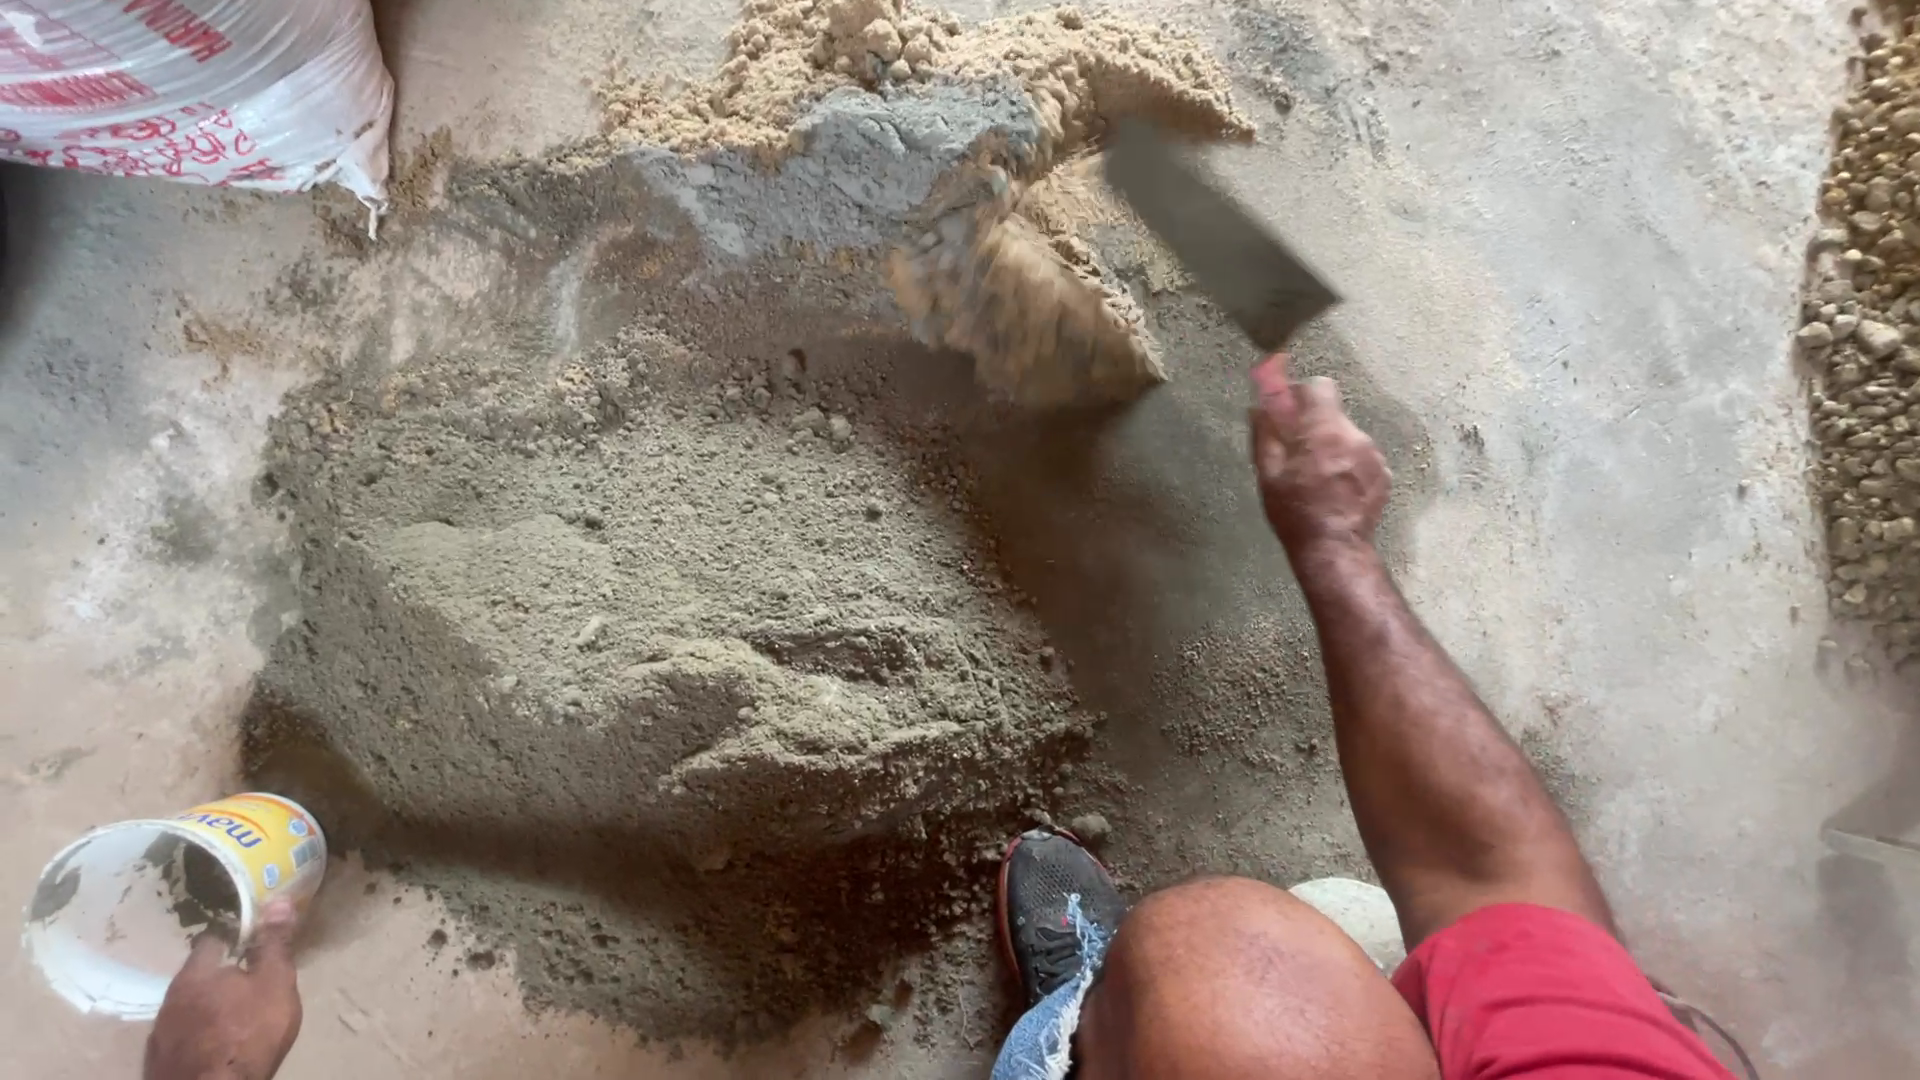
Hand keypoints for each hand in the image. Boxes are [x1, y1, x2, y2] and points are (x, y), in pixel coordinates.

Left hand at [145, 900, 302, 1079]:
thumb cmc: (250, 1030)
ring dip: (211, 1001)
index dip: (235, 934)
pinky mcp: (160, 1063)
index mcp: (196, 976)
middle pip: (198, 975)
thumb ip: (274, 943)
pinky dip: (201, 1028)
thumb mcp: (276, 980)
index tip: (257, 936)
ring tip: (240, 1008)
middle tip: (255, 975)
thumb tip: (277, 902)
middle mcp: (169, 1001)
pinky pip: (184, 1032)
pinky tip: (220, 1038)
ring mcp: (159, 1035)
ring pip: (189, 1005)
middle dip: (223, 972)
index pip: (211, 940)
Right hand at [1248, 353, 1390, 553]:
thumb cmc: (1295, 512)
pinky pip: (1361, 457)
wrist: (1335, 548)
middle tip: (1296, 453)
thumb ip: (1265, 435)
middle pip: (1332, 415)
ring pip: (1347, 437)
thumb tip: (1257, 408)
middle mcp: (1354, 436)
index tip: (1288, 409)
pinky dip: (1347, 465)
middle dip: (1313, 427)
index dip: (1301, 393)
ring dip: (1331, 447)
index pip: (1320, 387)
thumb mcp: (1268, 475)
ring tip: (1316, 477)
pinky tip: (1334, 489)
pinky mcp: (1384, 474)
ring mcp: (1374, 456)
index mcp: (1324, 432)